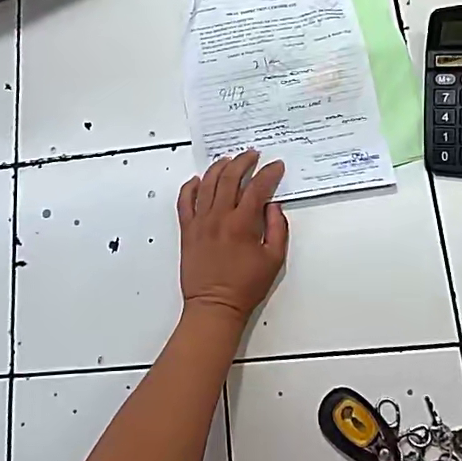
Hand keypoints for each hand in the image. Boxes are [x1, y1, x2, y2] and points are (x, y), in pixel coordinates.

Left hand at [178, 151, 288, 319]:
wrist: (214, 305)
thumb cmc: (244, 287)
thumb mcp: (274, 259)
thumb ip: (276, 228)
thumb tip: (273, 207)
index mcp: (242, 225)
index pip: (257, 188)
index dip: (268, 173)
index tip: (275, 166)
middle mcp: (219, 218)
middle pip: (229, 178)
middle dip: (243, 162)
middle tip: (252, 155)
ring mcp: (200, 222)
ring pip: (207, 184)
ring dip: (218, 168)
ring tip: (228, 160)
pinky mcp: (187, 230)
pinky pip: (184, 201)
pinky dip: (190, 187)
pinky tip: (197, 180)